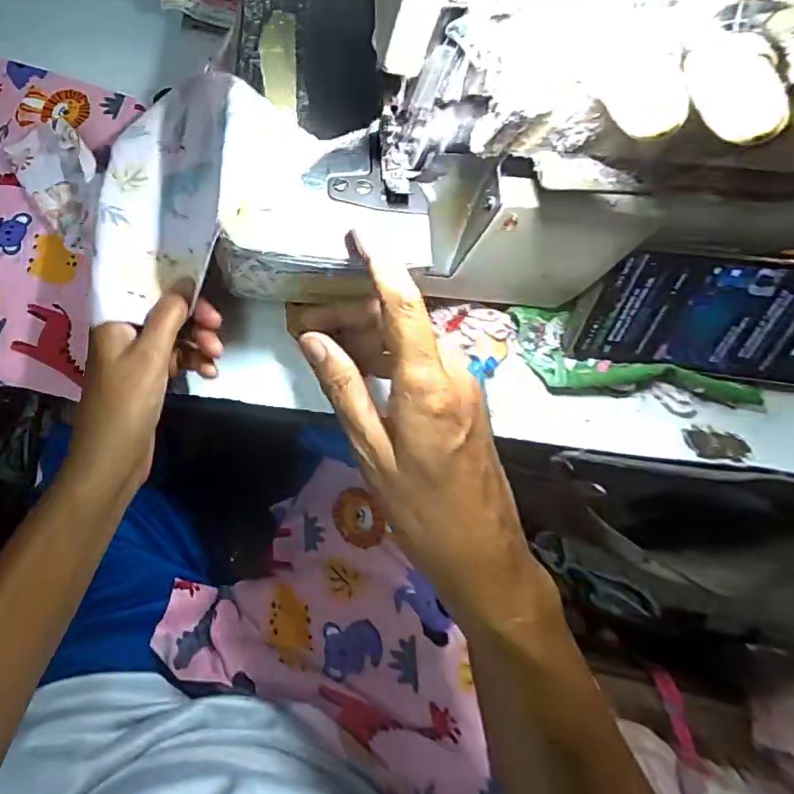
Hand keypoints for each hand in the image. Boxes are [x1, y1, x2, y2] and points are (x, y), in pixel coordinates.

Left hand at [69, 287, 224, 489]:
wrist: (112, 462)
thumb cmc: (127, 403)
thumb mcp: (151, 355)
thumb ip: (169, 315)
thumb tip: (184, 282)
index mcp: (113, 321)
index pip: (146, 290)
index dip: (177, 290)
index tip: (205, 302)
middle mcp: (121, 334)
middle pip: (163, 313)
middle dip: (193, 320)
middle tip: (217, 331)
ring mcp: (133, 358)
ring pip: (171, 337)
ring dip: (196, 343)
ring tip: (216, 358)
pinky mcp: (145, 380)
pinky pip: (172, 360)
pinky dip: (190, 362)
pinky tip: (209, 373)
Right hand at [288, 232, 545, 627]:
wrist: (486, 557)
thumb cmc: (421, 510)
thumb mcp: (370, 450)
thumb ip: (343, 387)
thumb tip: (312, 337)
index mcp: (429, 386)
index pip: (404, 307)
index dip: (380, 265)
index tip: (358, 236)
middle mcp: (454, 374)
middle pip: (401, 319)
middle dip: (353, 311)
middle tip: (307, 324)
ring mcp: (466, 385)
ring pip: (410, 338)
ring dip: (367, 334)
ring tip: (323, 344)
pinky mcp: (466, 398)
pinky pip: (422, 359)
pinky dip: (387, 354)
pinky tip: (357, 366)